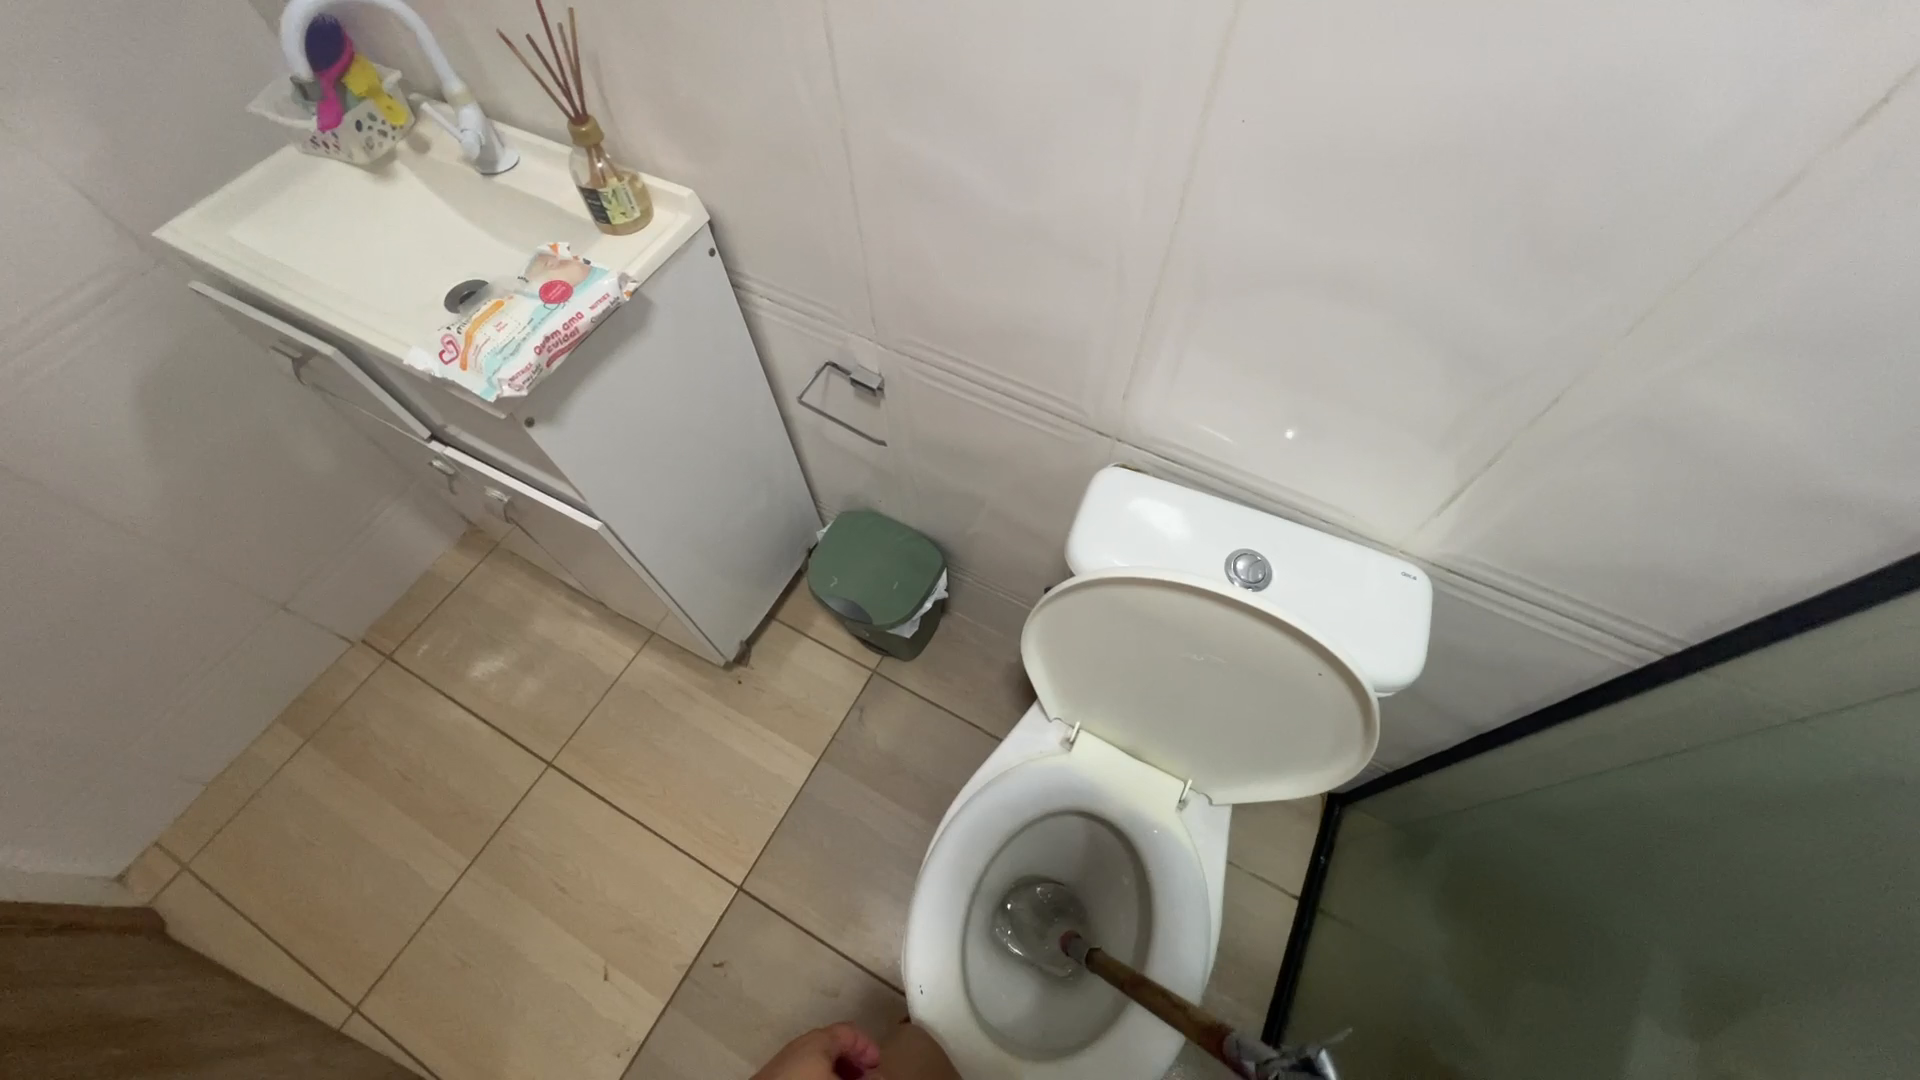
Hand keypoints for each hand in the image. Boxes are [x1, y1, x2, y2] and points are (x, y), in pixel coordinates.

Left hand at [751, 1023, 882, 1079]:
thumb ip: (866, 1078)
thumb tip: (881, 1076)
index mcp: (820, 1039)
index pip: (850, 1032)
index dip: (868, 1046)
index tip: (879, 1065)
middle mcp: (802, 1044)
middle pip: (834, 1045)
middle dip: (853, 1061)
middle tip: (865, 1077)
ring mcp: (785, 1061)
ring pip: (818, 1061)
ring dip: (836, 1072)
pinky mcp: (773, 1078)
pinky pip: (803, 1072)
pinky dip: (818, 1076)